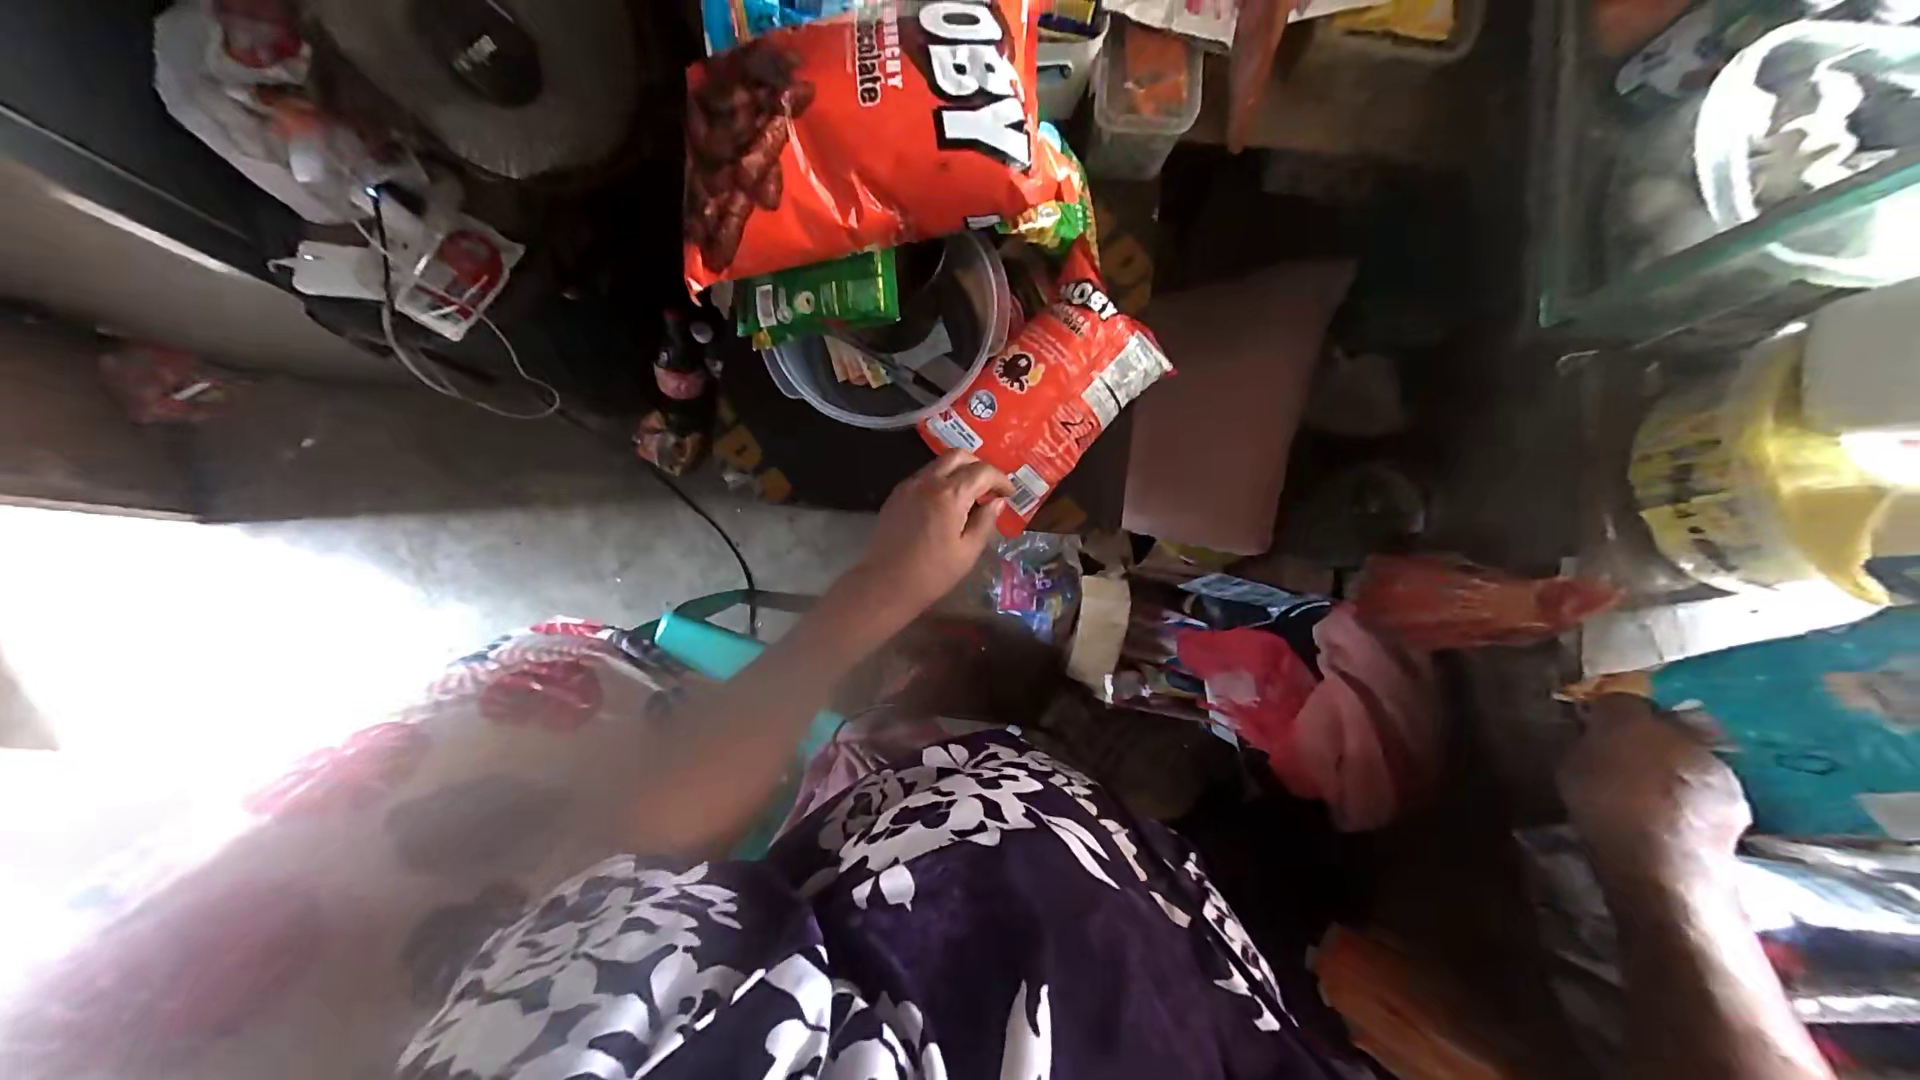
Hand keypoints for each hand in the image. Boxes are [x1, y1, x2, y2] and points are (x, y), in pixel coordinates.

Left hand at [839, 452, 1012, 620]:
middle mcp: (928, 481)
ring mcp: (909, 486)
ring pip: (939, 463)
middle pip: (958, 456)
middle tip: (990, 488)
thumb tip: (997, 502)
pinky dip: (940, 480)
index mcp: (950, 495)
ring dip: (959, 471)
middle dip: (979, 466)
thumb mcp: (968, 551)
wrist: (885, 584)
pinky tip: (946, 504)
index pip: (983, 472)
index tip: (1010, 494)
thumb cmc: (932, 573)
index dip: (1001, 480)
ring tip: (970, 496)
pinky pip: (924, 476)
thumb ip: (985, 521)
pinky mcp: (896, 495)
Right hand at [1560, 694, 1750, 874]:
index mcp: (1632, 720)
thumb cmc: (1599, 805)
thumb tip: (1593, 732)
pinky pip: (1705, 787)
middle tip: (1623, 758)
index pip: (1619, 698)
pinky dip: (1690, 794)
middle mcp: (1681, 734)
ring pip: (1687, 756)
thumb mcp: (1570, 766)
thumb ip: (1586, 742)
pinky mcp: (1739, 801)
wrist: (1660, 860)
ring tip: (1650, 789)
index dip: (1605, 711)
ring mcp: (1716, 767)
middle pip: (1661, 726)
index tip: (1593, 725)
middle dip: (1645, 738)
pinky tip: (1673, 814)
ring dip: (1671, 766)